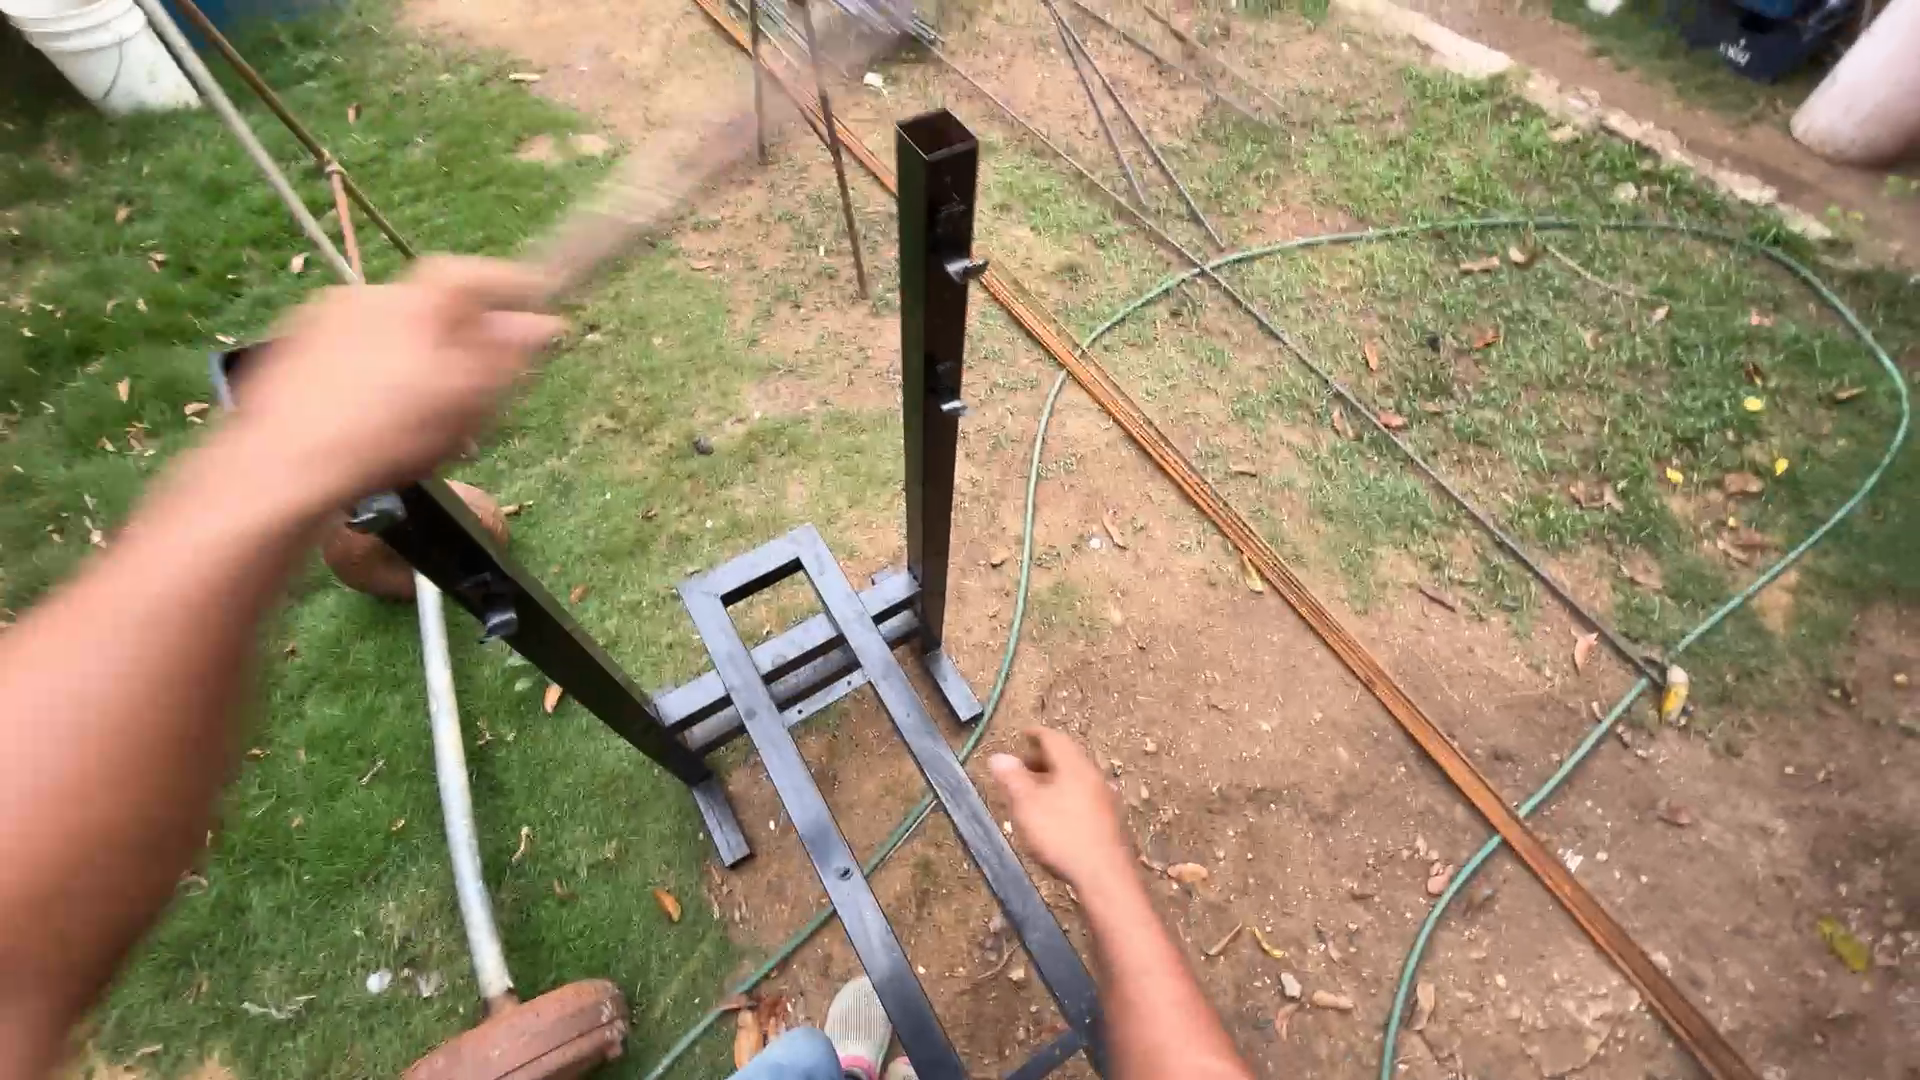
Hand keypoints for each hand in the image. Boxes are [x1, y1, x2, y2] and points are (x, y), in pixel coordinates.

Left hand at [225, 256, 563, 510]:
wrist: (284, 466)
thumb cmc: (391, 432)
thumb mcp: (470, 398)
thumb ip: (510, 354)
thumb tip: (546, 323)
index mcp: (415, 305)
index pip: (469, 275)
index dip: (507, 283)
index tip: (537, 297)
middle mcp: (367, 298)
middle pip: (434, 307)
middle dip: (469, 333)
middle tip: (493, 371)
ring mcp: (322, 322)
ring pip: (399, 330)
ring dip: (428, 355)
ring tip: (441, 406)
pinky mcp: (293, 352)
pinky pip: (362, 350)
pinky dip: (388, 370)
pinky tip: (392, 413)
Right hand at [988, 728, 1133, 889]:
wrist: (1105, 877)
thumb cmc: (1061, 835)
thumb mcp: (1027, 805)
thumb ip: (1012, 778)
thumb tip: (998, 756)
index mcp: (1074, 765)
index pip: (1054, 738)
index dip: (1036, 734)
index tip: (1023, 734)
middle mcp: (1093, 775)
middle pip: (1067, 757)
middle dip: (1043, 758)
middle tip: (1022, 766)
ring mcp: (1104, 798)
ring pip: (1075, 777)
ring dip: (1054, 778)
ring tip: (1034, 792)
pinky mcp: (1109, 820)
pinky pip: (1083, 795)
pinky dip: (1065, 794)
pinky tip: (1056, 813)